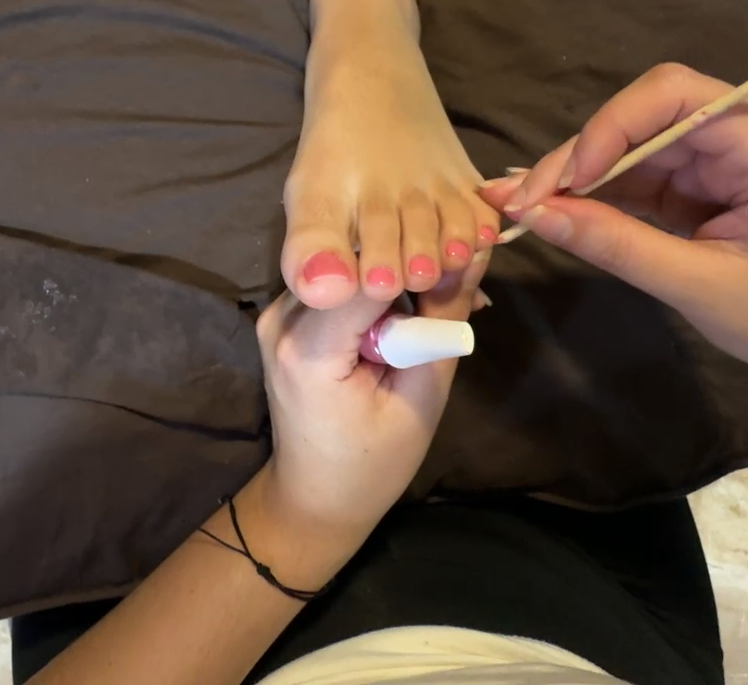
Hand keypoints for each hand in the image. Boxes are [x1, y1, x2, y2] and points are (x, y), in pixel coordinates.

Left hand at [255, 252, 487, 541]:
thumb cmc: (372, 464)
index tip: (460, 260)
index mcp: (307, 348)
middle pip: (355, 260)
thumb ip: (443, 323)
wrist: (312, 493)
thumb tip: (471, 254)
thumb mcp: (423, 398)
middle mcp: (280, 316)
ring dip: (395, 271)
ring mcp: (276, 311)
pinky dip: (375, 287)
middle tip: (457, 278)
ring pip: (348, 262)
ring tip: (436, 294)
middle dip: (410, 260)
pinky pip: (338, 280)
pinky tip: (406, 305)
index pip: (370, 274)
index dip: (419, 260)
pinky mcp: (284, 312)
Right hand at [480, 63, 747, 397]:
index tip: (567, 183)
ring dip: (576, 176)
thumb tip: (531, 214)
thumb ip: (617, 245)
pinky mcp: (694, 189)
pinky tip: (555, 213)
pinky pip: (632, 178)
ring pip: (626, 146)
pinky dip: (592, 197)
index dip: (610, 126)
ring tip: (525, 210)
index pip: (673, 96)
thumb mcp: (702, 288)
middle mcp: (737, 138)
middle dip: (579, 155)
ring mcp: (713, 163)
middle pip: (639, 117)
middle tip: (521, 203)